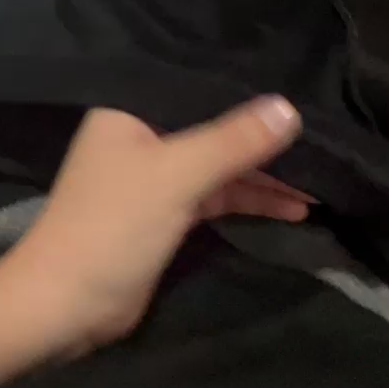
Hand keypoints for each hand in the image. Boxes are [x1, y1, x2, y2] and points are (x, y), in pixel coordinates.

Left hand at [0, 97, 307, 384]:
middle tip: (322, 138)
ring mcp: (152, 175)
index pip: (195, 86)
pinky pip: (214, 195)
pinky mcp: (163, 212)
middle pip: (211, 126)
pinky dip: (248, 199)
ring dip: (262, 173)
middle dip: (261, 137)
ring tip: (321, 182)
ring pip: (216, 164)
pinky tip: (292, 206)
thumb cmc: (113, 225)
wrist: (66, 304)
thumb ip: (232, 141)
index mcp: (129, 110)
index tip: (299, 83)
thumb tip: (289, 106)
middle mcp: (140, 134)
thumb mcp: (176, 176)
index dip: (244, 88)